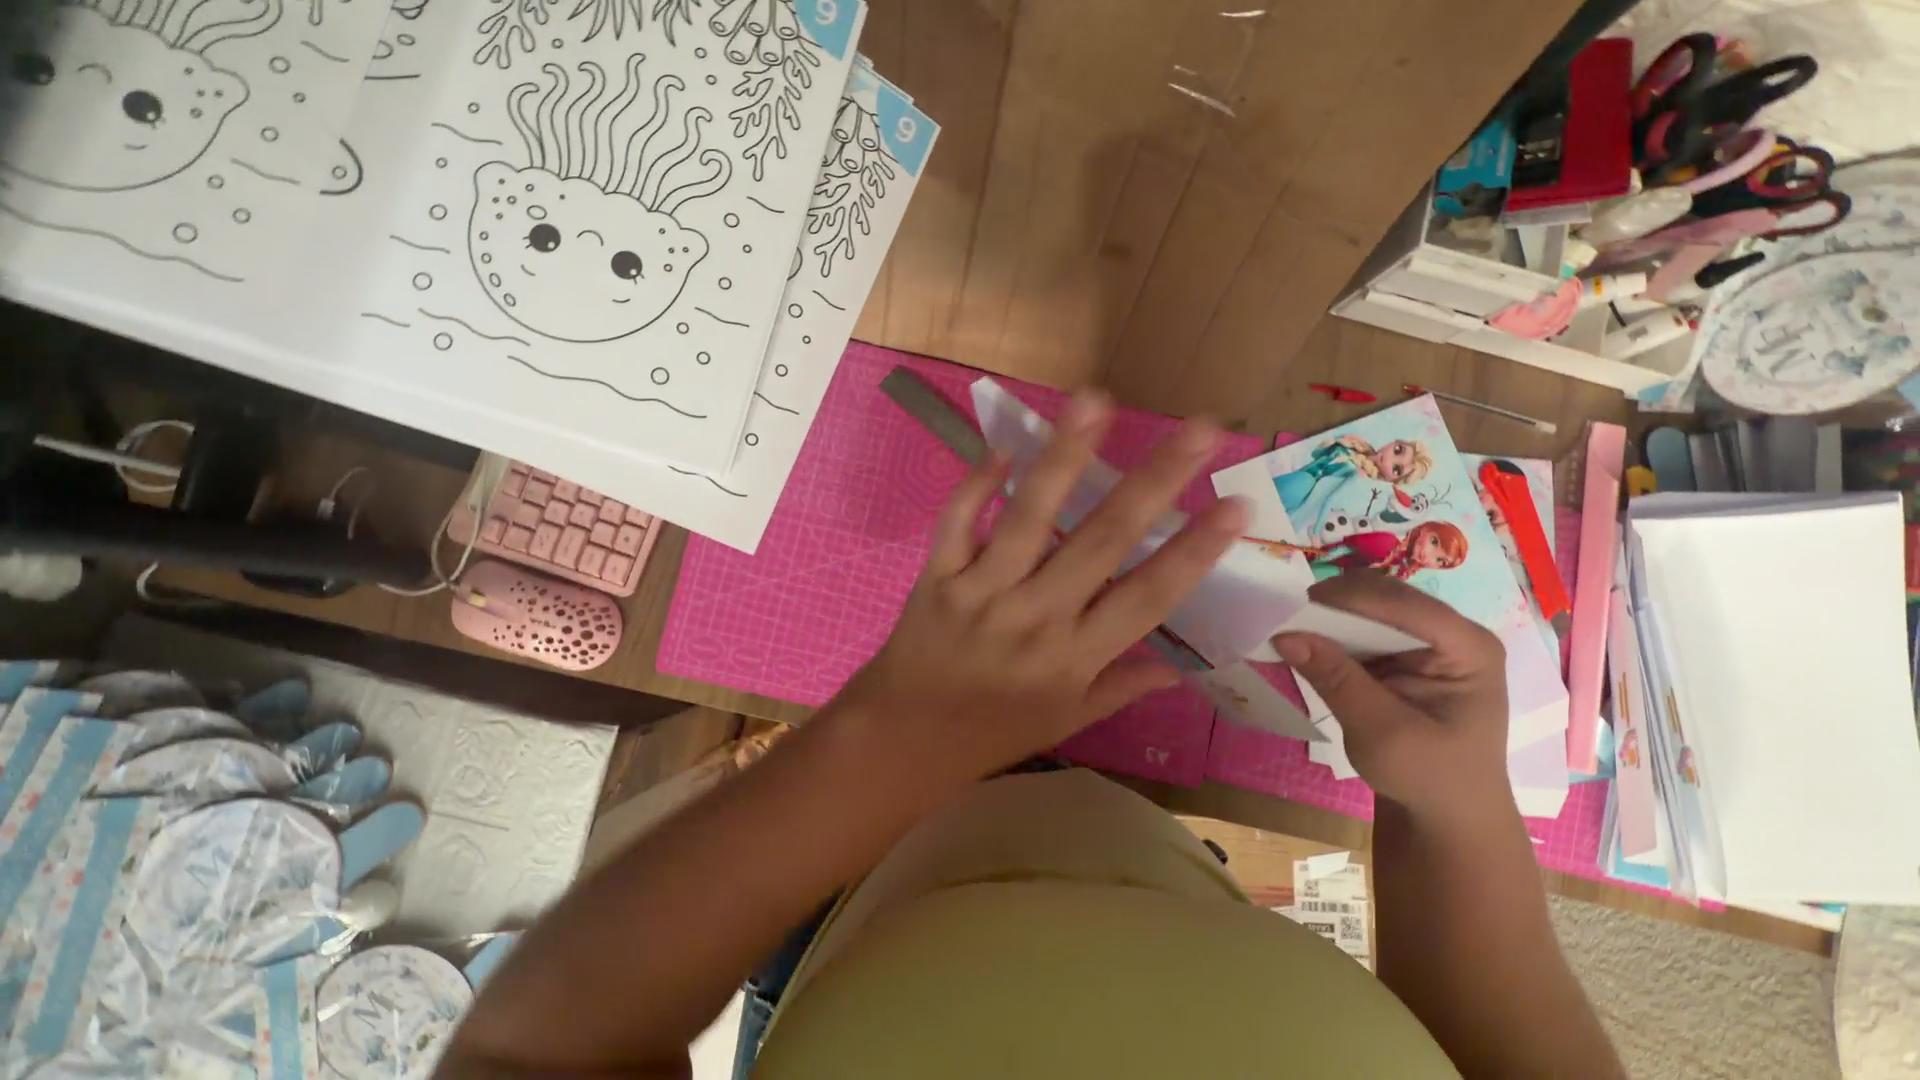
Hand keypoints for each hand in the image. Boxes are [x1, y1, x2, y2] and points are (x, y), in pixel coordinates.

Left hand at [837, 390, 1247, 779]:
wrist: (905, 738)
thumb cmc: (995, 731)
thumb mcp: (1067, 720)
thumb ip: (1122, 686)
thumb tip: (1179, 664)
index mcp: (1076, 657)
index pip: (1149, 596)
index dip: (1195, 550)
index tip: (1237, 505)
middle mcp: (1036, 617)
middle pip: (1102, 540)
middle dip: (1155, 480)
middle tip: (1198, 430)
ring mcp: (983, 591)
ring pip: (1029, 517)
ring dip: (1065, 456)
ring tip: (1096, 402)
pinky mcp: (939, 576)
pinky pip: (958, 522)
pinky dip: (977, 484)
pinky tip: (1003, 448)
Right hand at [1273, 573, 1512, 823]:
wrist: (1445, 815)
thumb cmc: (1427, 779)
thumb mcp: (1381, 733)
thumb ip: (1337, 680)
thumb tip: (1285, 635)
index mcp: (1469, 647)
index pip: (1405, 604)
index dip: (1349, 599)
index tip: (1295, 607)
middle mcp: (1452, 633)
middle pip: (1386, 596)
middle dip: (1335, 604)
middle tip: (1286, 620)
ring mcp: (1428, 641)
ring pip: (1369, 606)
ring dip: (1329, 616)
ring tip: (1290, 630)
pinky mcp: (1404, 654)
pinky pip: (1362, 627)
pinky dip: (1332, 632)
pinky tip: (1307, 645)